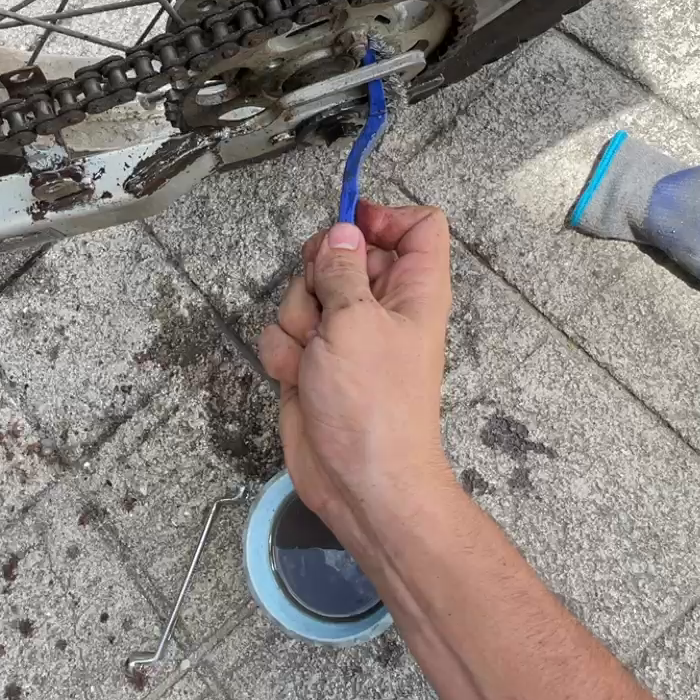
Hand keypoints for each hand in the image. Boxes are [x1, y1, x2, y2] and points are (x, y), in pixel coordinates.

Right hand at [257, 201, 455, 547]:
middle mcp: (380, 305)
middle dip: (319, 276)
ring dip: (298, 322)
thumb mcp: (356, 321)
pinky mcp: (311, 361)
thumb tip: (343, 231)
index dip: (383, 218)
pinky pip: (283, 334)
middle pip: (342, 253)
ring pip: (303, 294)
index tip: (348, 230)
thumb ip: (342, 268)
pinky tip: (298, 379)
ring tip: (315, 358)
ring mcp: (342, 334)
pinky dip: (284, 354)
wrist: (358, 481)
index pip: (416, 225)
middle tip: (326, 308)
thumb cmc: (372, 401)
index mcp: (413, 287)